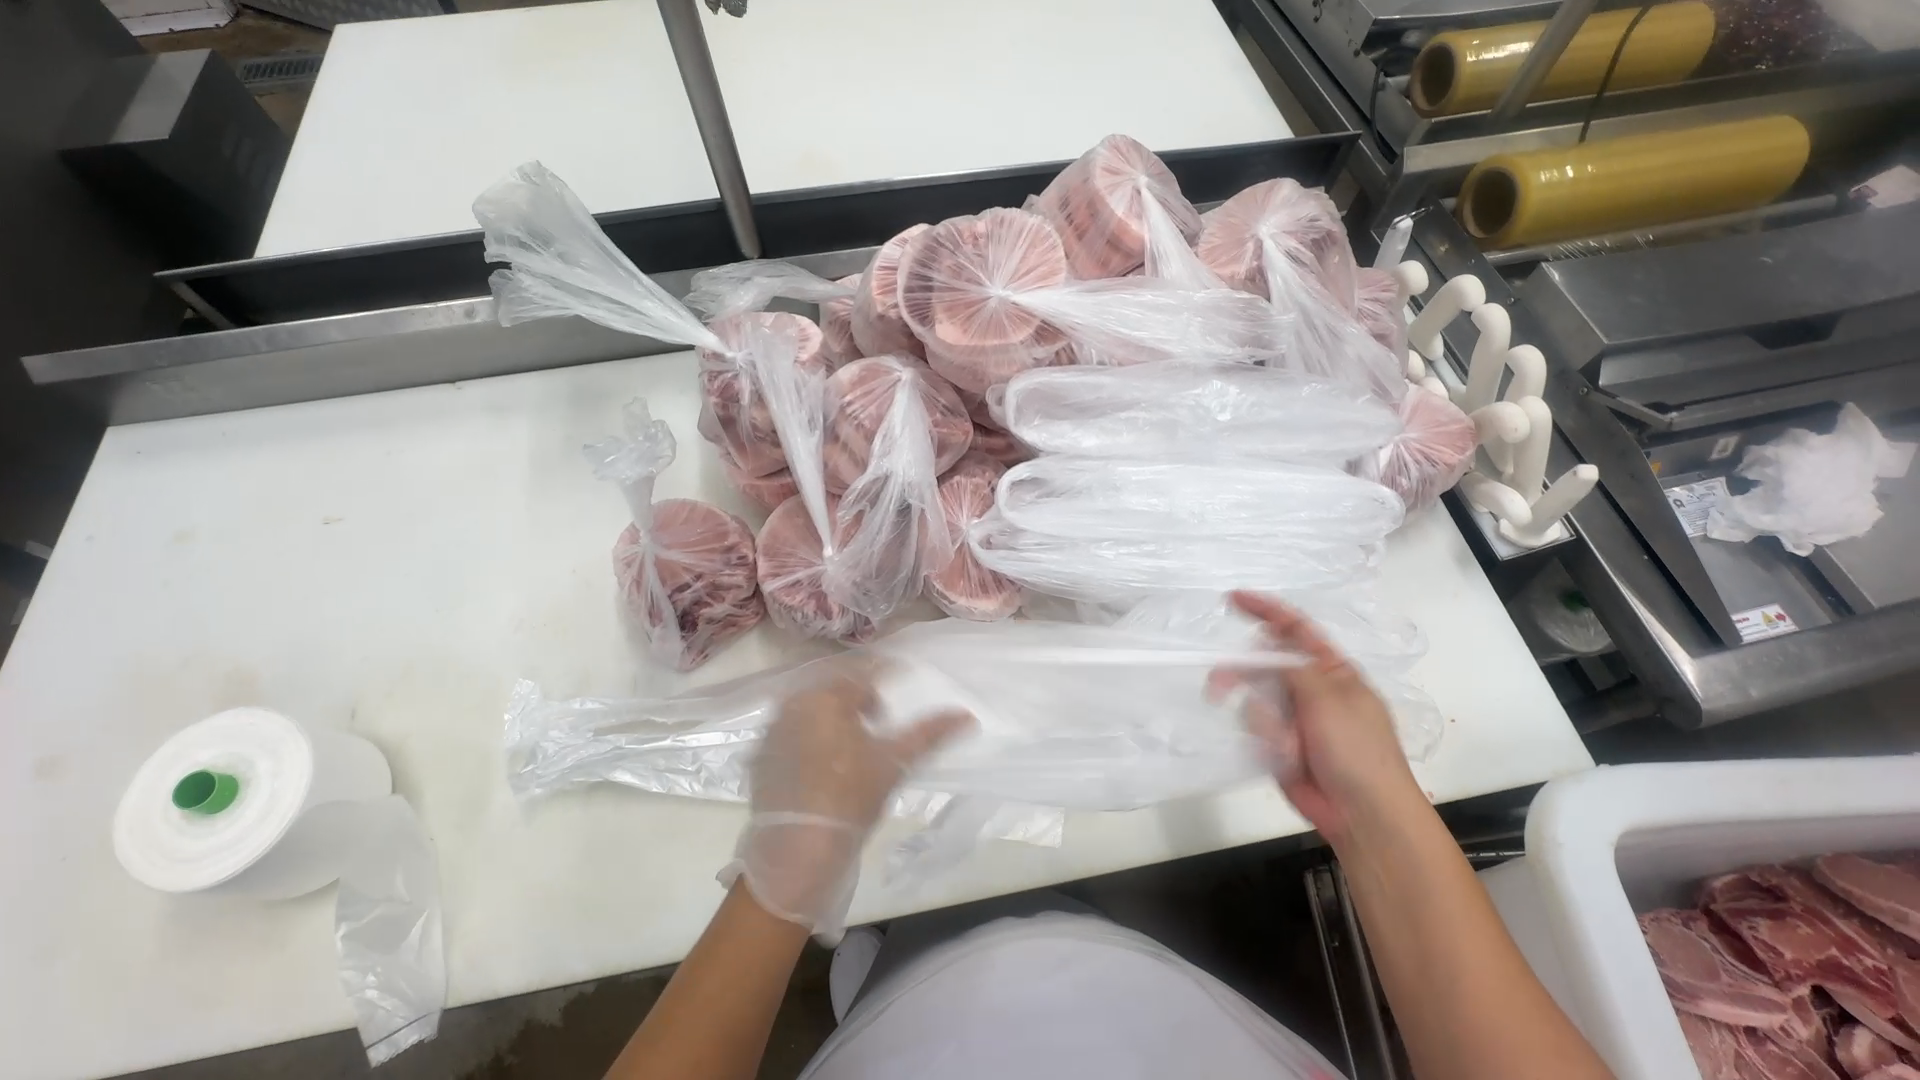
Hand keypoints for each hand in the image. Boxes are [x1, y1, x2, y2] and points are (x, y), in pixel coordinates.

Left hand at [721, 657, 971, 938]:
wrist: (796, 852)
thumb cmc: (850, 801)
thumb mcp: (895, 764)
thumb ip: (929, 733)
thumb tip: (966, 714)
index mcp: (828, 696)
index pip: (864, 669)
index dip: (887, 671)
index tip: (903, 679)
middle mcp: (795, 702)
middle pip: (833, 682)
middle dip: (858, 691)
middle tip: (879, 713)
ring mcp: (773, 727)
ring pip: (810, 703)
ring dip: (833, 710)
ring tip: (853, 737)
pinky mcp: (760, 753)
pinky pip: (790, 727)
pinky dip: (810, 730)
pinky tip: (824, 758)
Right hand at [1212, 591, 1422, 845]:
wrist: (1362, 812)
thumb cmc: (1357, 751)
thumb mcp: (1329, 698)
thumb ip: (1294, 668)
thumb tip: (1267, 651)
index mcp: (1333, 671)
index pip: (1296, 630)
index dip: (1266, 611)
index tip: (1232, 599)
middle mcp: (1311, 689)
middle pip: (1265, 664)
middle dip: (1243, 673)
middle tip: (1218, 685)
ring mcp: (1295, 718)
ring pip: (1256, 698)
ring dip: (1260, 719)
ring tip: (1278, 743)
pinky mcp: (1281, 744)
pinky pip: (1257, 729)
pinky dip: (1263, 739)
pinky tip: (1281, 756)